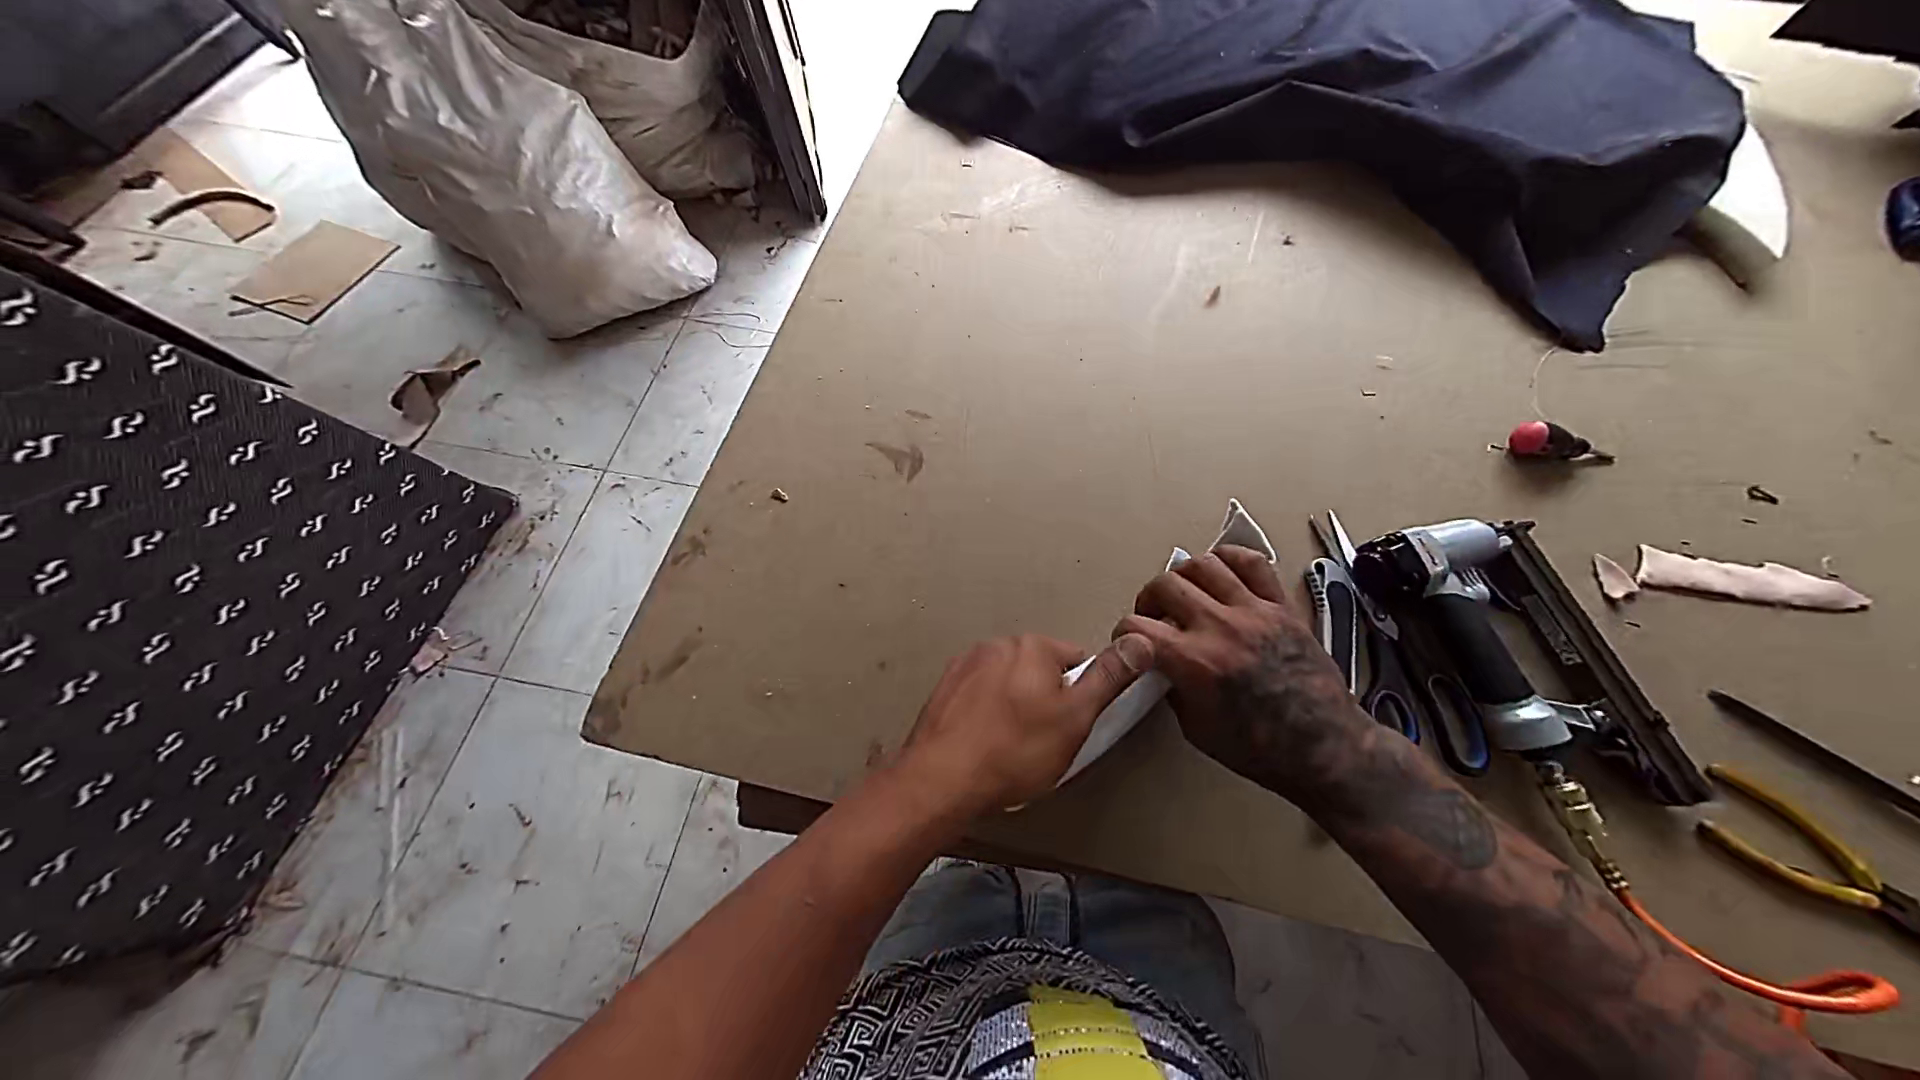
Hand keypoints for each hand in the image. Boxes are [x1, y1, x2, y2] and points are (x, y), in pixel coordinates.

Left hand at [893, 633, 1155, 819]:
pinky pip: (981, 699)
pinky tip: (989, 744)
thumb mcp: (1078, 718)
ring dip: (1017, 709)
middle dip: (1048, 701)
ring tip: (1014, 747)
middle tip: (1047, 740)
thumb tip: (1138, 645)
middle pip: (1041, 671)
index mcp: (1032, 646)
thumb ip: (1110, 677)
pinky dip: (988, 716)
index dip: (1084, 696)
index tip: (1076, 722)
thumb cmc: (1009, 753)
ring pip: (1009, 685)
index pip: (1078, 659)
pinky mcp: (947, 690)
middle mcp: (997, 646)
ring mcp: (968, 667)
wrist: (942, 779)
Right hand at [1112, 546, 1369, 799]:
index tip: (1129, 641)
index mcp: (1196, 662)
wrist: (1325, 748)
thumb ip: (1172, 686)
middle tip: (1153, 614)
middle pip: (1165, 585)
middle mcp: (1222, 628)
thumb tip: (1161, 664)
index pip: (1137, 627)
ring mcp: (1254, 613)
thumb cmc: (1265, 747)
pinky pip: (1252, 563)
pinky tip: (1220, 571)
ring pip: (1204, 565)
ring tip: (1184, 591)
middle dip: (1148, 599)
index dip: (1122, 633)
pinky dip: (1229, 558)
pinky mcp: (1281, 608)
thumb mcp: (1196, 727)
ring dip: (1183, 575)